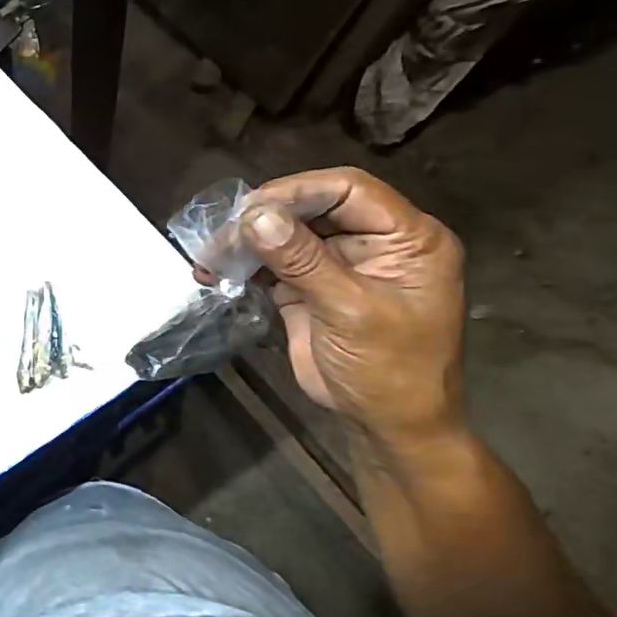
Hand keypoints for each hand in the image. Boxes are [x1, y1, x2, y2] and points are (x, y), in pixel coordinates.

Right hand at [207, 167, 467, 444]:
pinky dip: (244, 266)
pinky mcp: (310, 286)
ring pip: (287, 234)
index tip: (250, 208)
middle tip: (221, 236)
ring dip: (247, 243)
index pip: (349, 190)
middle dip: (264, 218)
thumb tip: (255, 216)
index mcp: (406, 238)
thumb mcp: (350, 311)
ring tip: (210, 258)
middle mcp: (373, 242)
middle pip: (312, 208)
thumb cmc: (388, 369)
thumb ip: (303, 260)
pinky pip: (273, 263)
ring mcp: (339, 264)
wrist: (386, 425)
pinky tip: (216, 273)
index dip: (298, 191)